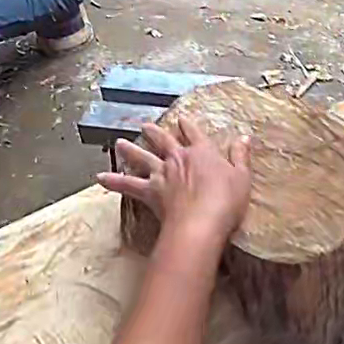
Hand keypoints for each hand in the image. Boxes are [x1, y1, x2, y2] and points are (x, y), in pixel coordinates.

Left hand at [98, 117, 252, 251]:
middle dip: (156, 132)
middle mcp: (179, 158)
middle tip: (145, 125)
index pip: (194, 134)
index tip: (182, 119)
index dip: (188, 126)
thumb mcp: (242, 176)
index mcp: (202, 152)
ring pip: (143, 158)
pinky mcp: (149, 192)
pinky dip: (113, 181)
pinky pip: (128, 185)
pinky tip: (99, 177)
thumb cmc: (226, 200)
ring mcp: (162, 174)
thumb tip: (243, 137)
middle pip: (164, 141)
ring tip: (119, 143)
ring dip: (131, 150)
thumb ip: (240, 156)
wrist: (200, 224)